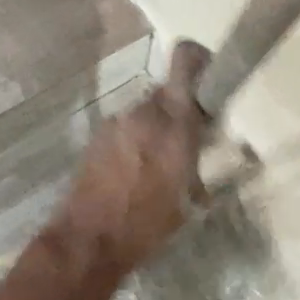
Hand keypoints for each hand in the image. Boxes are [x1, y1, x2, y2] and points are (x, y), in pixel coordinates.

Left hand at [53, 41, 211, 273]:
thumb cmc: (147, 225)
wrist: (90, 239)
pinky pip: (123, 130)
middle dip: (176, 110)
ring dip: (152, 129)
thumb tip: (196, 149)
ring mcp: (115, 123)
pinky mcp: (95, 138)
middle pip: (165, 93)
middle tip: (184, 139)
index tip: (208, 74)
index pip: (186, 61)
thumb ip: (193, 161)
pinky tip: (131, 175)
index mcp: (175, 123)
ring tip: (154, 166)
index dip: (198, 59)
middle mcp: (144, 113)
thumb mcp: (187, 198)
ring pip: (143, 113)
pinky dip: (131, 143)